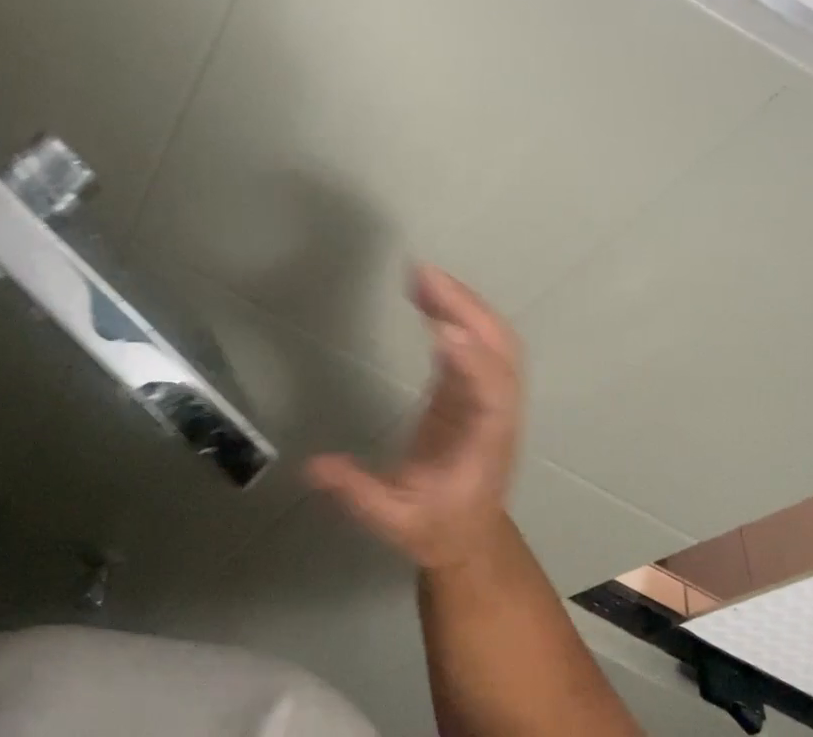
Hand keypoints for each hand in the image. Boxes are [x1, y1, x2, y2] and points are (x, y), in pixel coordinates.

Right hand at [308, 267, 524, 570]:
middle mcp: (496, 411)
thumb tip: (313, 468)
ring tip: (422, 274)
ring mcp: (489, 396)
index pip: (491, 396)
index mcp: (484, 443)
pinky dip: (456, 312)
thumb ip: (358, 494)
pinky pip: (475, 341)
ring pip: (492, 338)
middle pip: (499, 350)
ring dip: (463, 302)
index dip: (473, 363)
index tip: (442, 331)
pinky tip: (425, 292)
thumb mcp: (395, 522)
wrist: (470, 537)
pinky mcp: (473, 387)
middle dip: (467, 309)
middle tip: (425, 276)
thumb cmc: (437, 528)